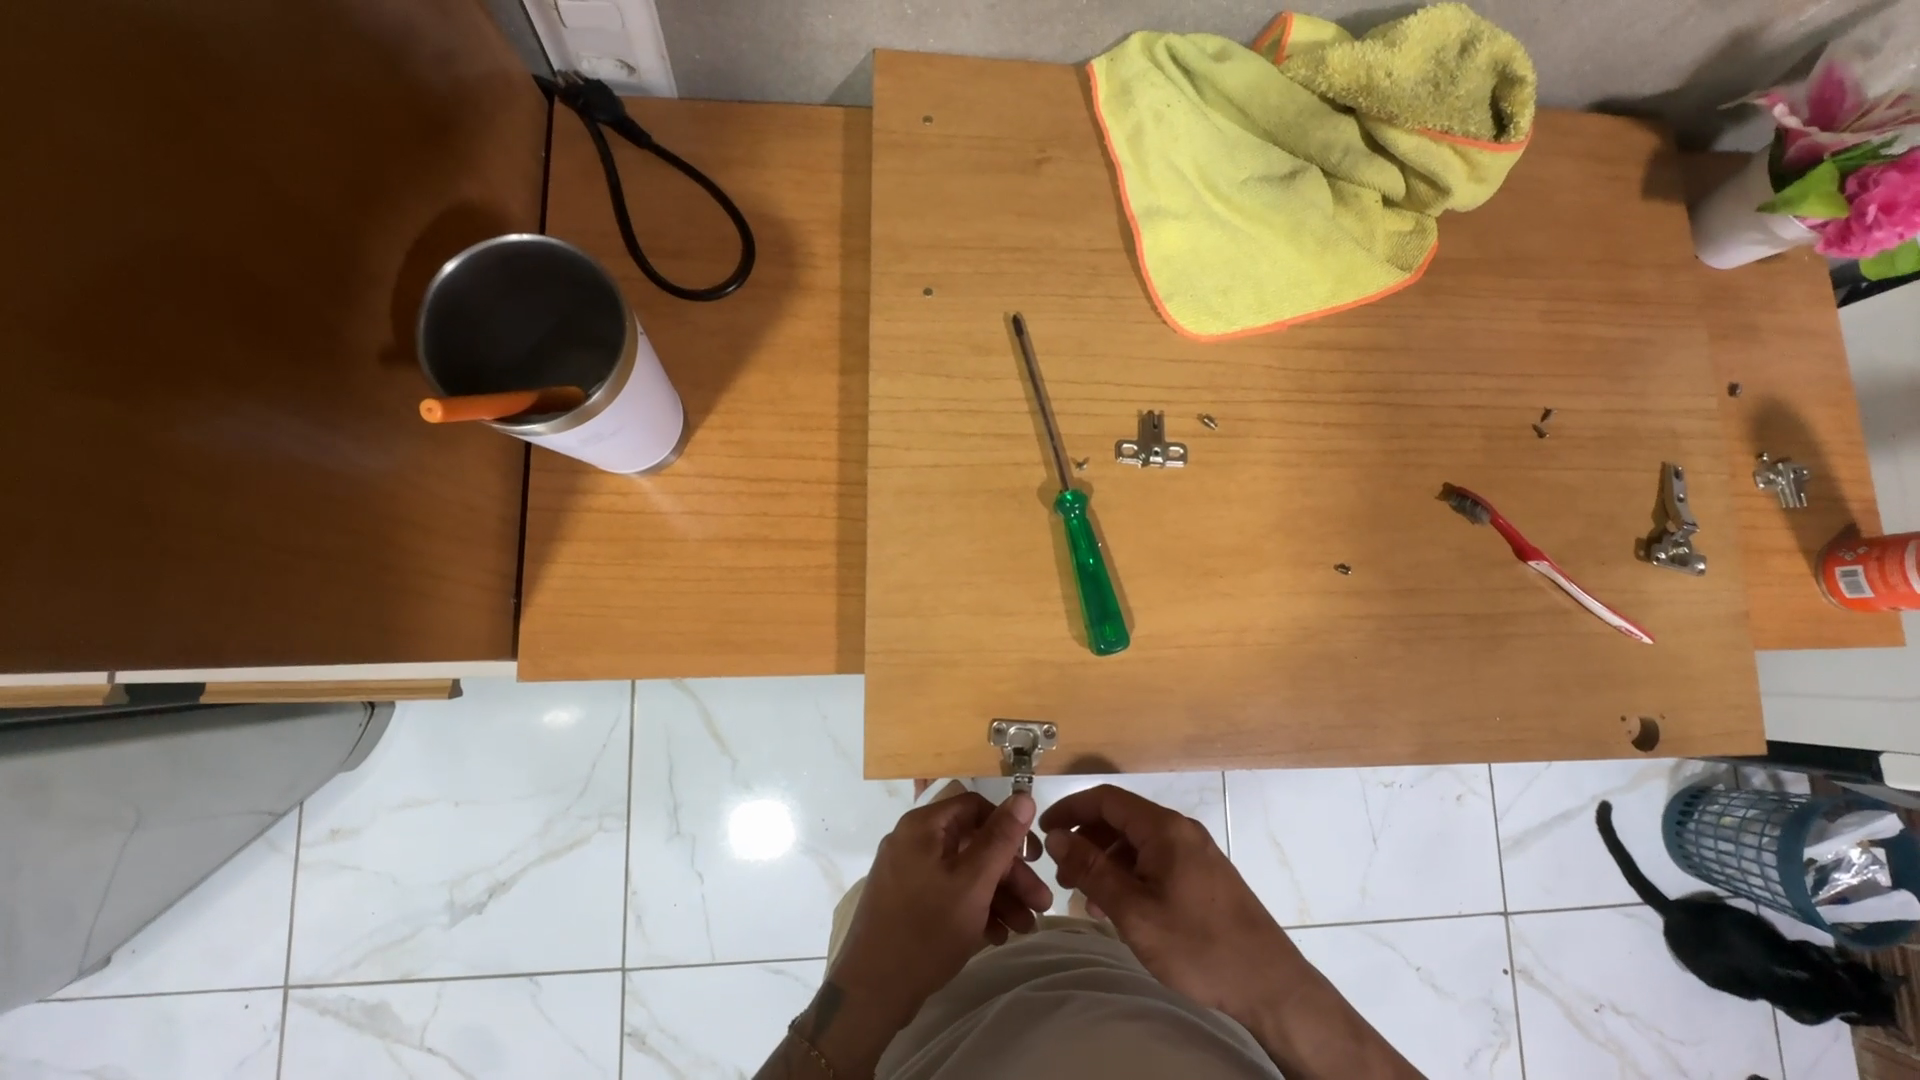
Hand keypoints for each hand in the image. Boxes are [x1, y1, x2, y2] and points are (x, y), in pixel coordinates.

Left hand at [831, 791, 1052, 1023]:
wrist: (871, 990)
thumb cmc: (926, 929)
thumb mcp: (973, 882)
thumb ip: (1001, 839)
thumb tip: (1023, 795)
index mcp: (924, 827)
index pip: (976, 808)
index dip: (1009, 828)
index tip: (1035, 857)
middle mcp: (913, 842)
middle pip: (973, 844)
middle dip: (1011, 874)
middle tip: (1041, 904)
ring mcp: (907, 873)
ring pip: (964, 873)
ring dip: (998, 896)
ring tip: (1026, 927)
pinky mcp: (906, 902)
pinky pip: (948, 893)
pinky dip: (975, 909)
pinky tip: (998, 935)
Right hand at [1041, 785, 1295, 1021]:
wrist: (1270, 984)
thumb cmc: (1198, 945)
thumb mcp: (1134, 911)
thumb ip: (1092, 870)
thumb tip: (1057, 837)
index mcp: (1165, 829)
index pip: (1106, 799)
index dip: (1070, 809)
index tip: (1042, 832)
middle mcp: (1180, 831)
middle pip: (1121, 819)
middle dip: (1086, 841)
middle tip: (1061, 875)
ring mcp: (1195, 853)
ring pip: (1137, 843)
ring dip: (1105, 862)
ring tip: (1084, 898)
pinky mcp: (1203, 877)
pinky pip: (1155, 862)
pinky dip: (1129, 876)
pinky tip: (1117, 909)